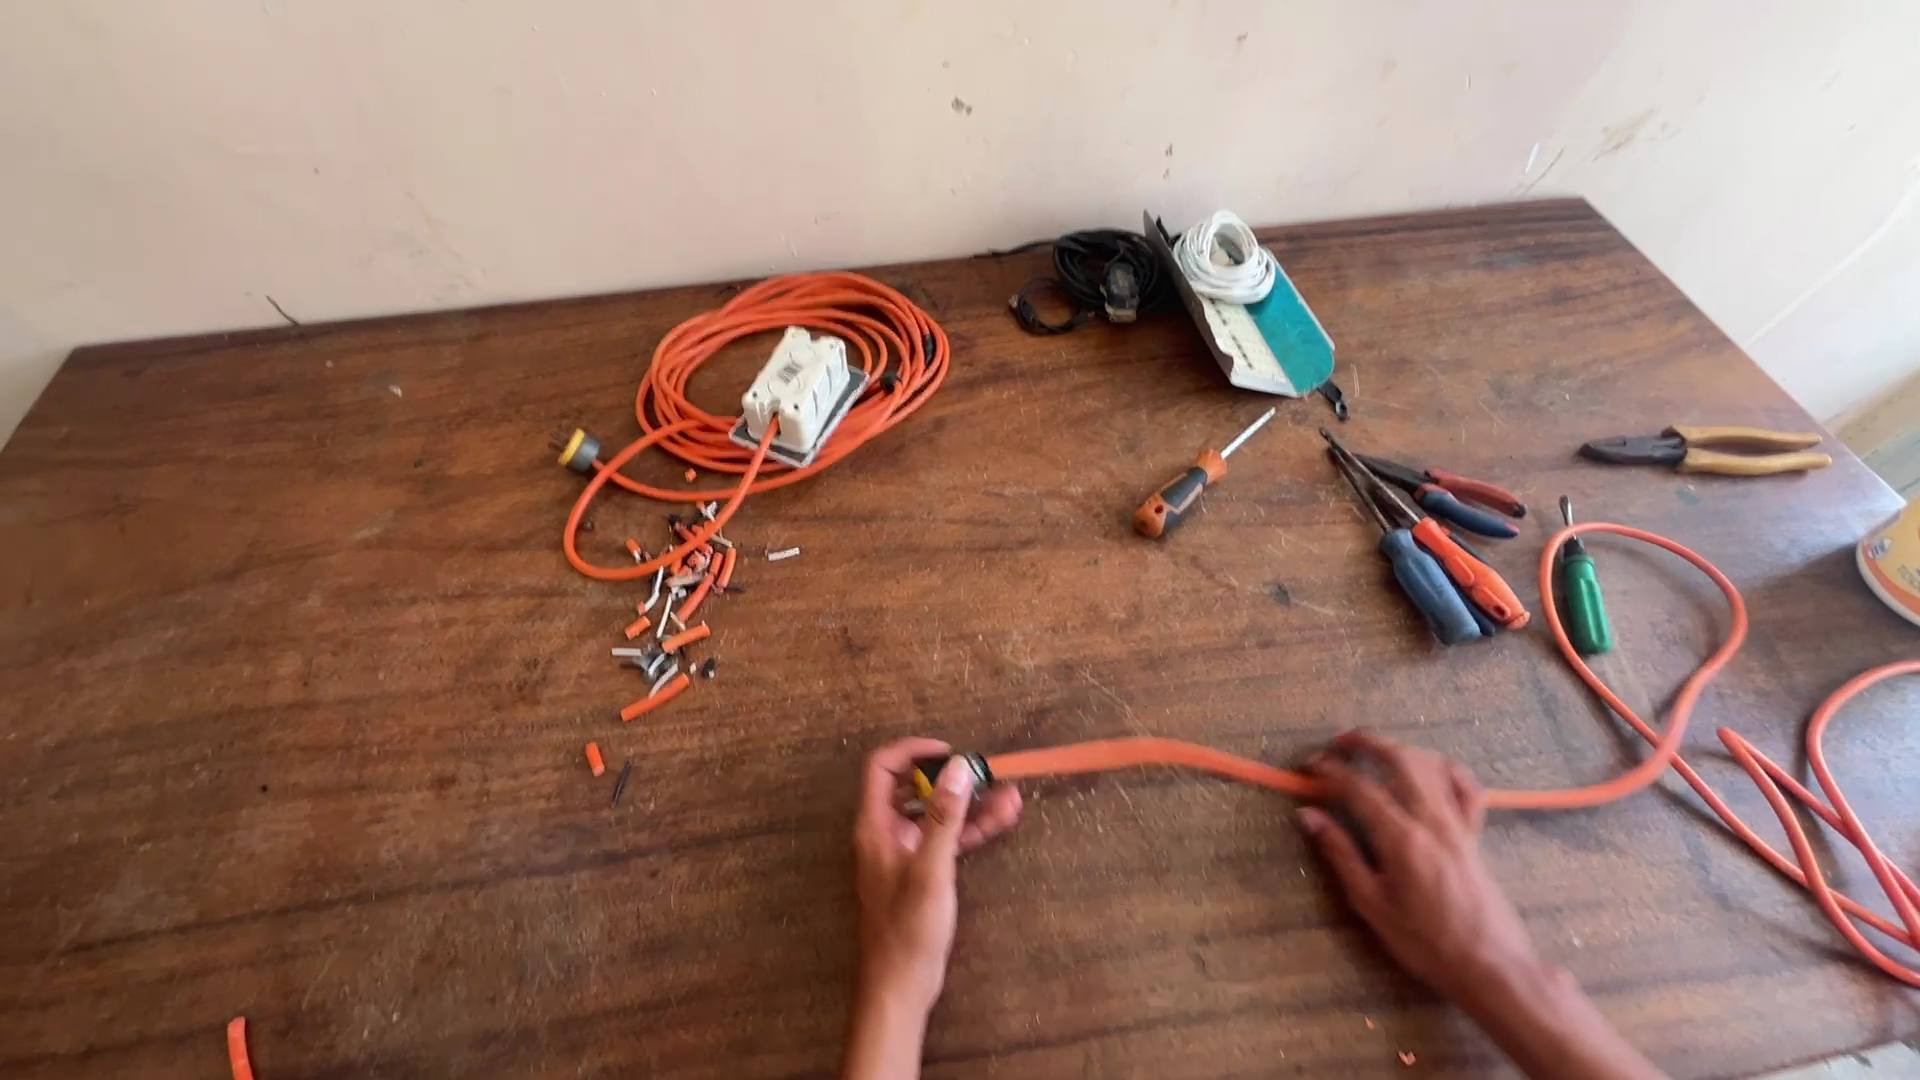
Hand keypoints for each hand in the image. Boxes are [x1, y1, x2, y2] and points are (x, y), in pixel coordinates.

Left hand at [851, 737, 1022, 1015]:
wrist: (899, 989)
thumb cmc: (907, 930)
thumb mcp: (930, 869)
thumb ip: (944, 816)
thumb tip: (958, 766)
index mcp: (875, 826)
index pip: (883, 767)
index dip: (912, 751)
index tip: (949, 752)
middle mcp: (887, 832)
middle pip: (915, 787)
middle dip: (952, 777)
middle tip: (986, 773)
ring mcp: (906, 851)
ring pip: (938, 813)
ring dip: (970, 803)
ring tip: (1010, 795)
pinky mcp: (924, 870)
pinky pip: (947, 837)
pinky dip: (972, 828)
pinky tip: (1002, 819)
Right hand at [1296, 731, 1538, 1004]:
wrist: (1493, 969)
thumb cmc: (1425, 942)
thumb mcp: (1371, 903)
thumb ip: (1339, 853)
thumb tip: (1307, 815)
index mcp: (1401, 839)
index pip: (1358, 787)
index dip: (1330, 770)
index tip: (1310, 767)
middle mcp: (1432, 822)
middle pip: (1400, 759)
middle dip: (1366, 742)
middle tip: (1339, 744)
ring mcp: (1459, 825)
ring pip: (1432, 765)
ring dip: (1400, 749)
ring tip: (1375, 750)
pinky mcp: (1476, 835)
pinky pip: (1467, 789)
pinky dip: (1447, 770)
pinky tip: (1429, 769)